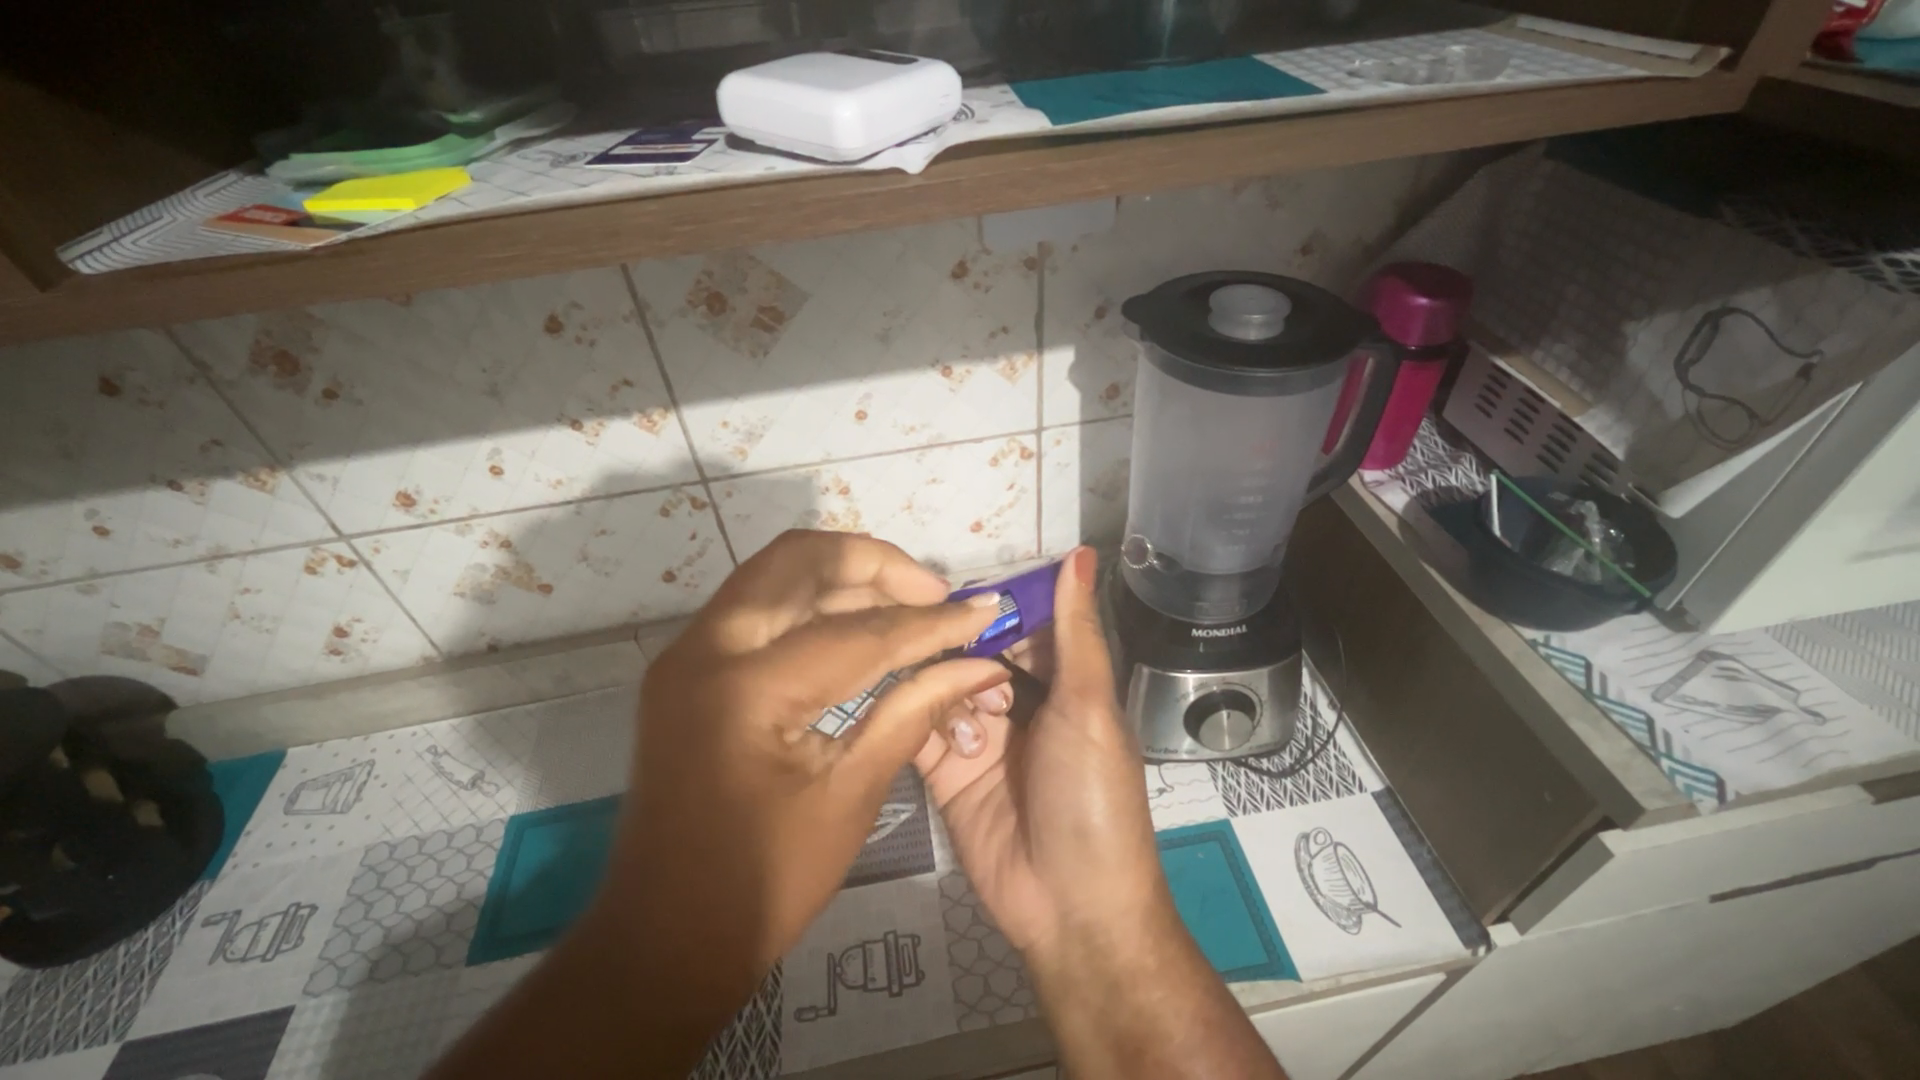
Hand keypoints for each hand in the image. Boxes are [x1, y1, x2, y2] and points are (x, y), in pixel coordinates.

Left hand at [598, 531, 1010, 1022]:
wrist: (665, 938)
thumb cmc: (765, 884)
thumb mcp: (851, 796)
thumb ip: (913, 712)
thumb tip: (978, 664)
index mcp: (747, 689)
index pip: (859, 632)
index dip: (930, 622)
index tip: (985, 609)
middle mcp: (706, 650)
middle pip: (798, 560)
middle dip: (876, 564)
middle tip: (935, 593)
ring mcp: (687, 656)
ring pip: (773, 576)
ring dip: (842, 577)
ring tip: (908, 604)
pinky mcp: (686, 672)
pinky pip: (754, 610)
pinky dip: (809, 604)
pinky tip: (858, 628)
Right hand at [914, 547, 1172, 960]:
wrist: (1069, 906)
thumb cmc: (1091, 796)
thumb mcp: (1088, 706)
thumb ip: (1074, 631)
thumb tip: (1083, 551)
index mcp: (1065, 685)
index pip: (1026, 625)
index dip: (998, 602)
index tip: (957, 576)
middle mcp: (1021, 705)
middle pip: (978, 652)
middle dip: (957, 640)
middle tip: (920, 621)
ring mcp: (980, 739)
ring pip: (944, 683)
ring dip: (939, 682)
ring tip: (936, 695)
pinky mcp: (945, 772)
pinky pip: (920, 728)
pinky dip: (910, 714)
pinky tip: (903, 704)